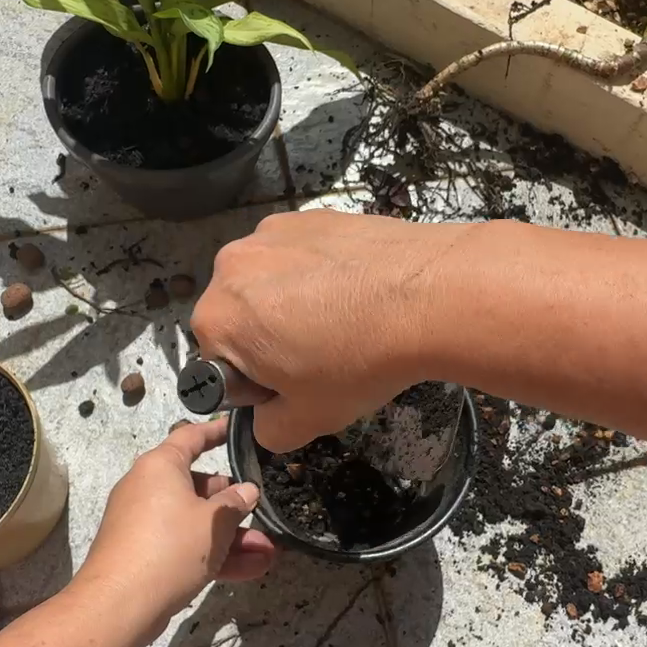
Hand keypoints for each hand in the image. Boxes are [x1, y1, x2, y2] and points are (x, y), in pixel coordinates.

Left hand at [78, 417, 276, 617]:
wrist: (118, 606)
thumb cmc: (170, 547)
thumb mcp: (214, 522)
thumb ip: (235, 502)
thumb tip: (247, 490)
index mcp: (160, 467)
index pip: (192, 437)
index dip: (217, 432)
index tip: (238, 429)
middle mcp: (149, 489)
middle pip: (199, 486)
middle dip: (235, 504)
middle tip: (263, 510)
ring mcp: (145, 524)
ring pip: (197, 522)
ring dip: (232, 536)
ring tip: (268, 551)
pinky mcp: (145, 555)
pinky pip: (186, 545)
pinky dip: (214, 553)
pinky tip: (250, 569)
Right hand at [191, 209, 472, 450]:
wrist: (429, 295)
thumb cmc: (360, 360)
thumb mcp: (308, 421)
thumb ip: (268, 430)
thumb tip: (266, 417)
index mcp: (217, 318)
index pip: (216, 366)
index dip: (256, 385)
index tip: (296, 385)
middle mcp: (231, 265)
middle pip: (240, 318)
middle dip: (270, 340)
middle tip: (325, 355)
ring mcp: (273, 232)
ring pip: (270, 283)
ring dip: (294, 303)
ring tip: (347, 320)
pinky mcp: (312, 215)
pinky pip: (302, 255)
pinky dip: (320, 273)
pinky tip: (359, 289)